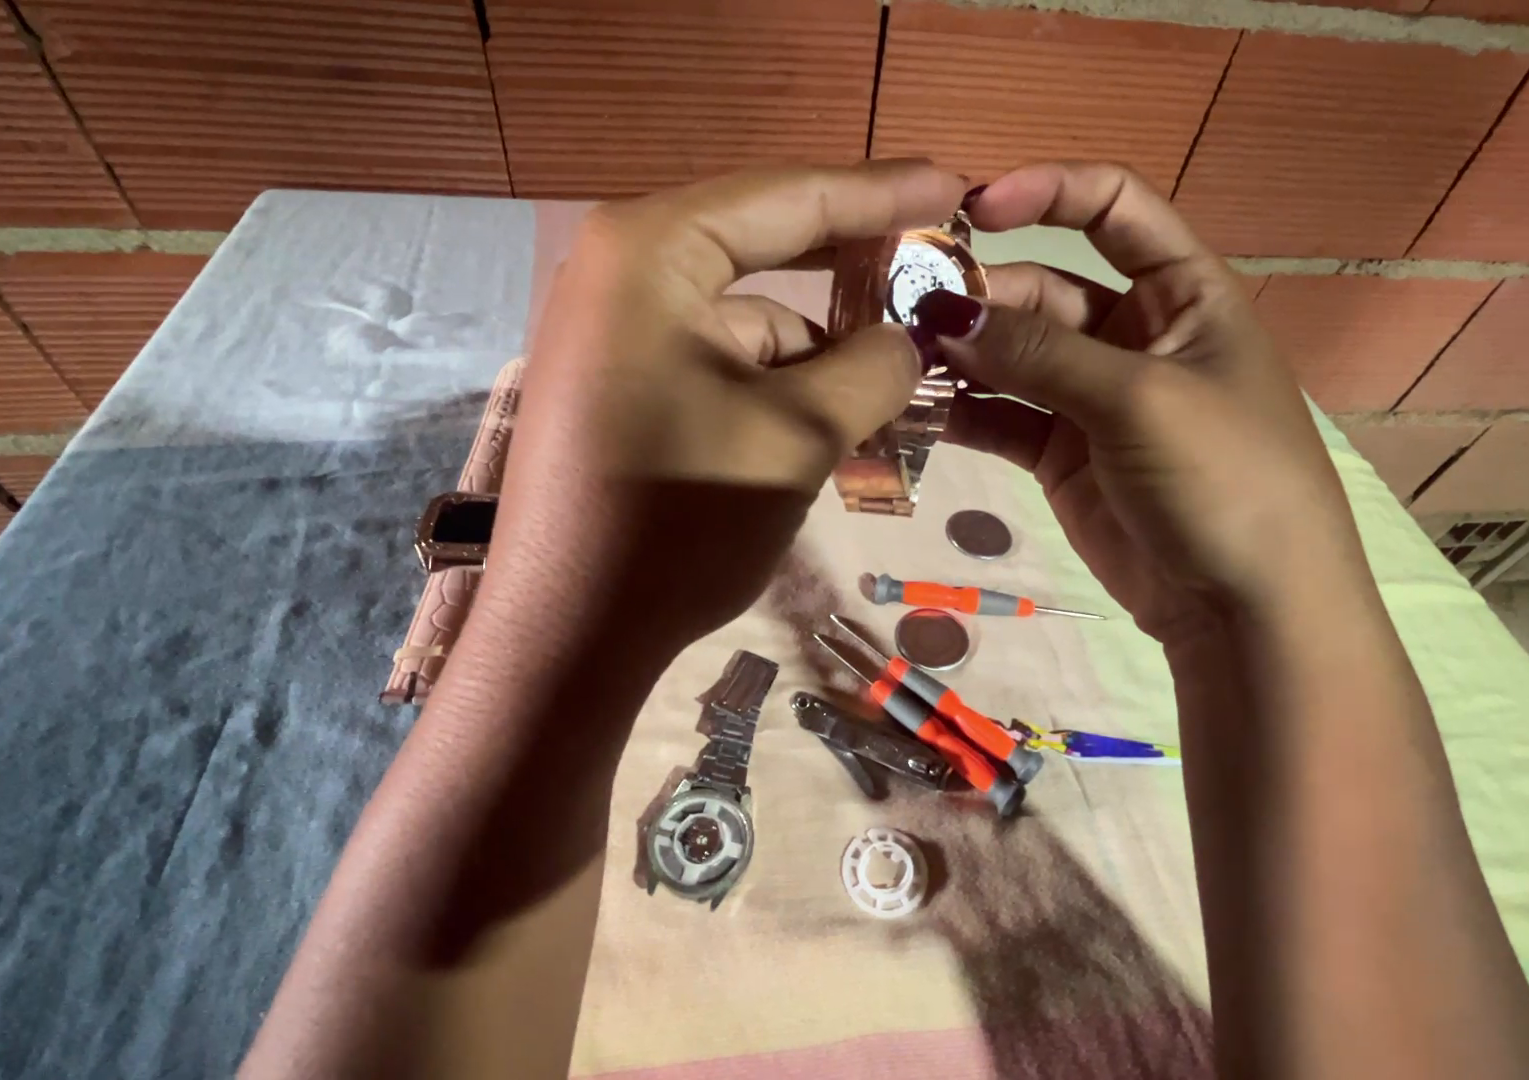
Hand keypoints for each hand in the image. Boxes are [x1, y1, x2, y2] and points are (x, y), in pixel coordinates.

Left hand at [483, 162, 967, 646]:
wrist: (572, 636)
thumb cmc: (681, 520)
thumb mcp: (797, 435)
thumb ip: (873, 368)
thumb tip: (909, 338)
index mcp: (651, 251)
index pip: (786, 197)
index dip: (880, 192)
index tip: (956, 184)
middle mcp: (621, 274)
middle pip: (762, 253)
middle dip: (849, 271)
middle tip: (932, 267)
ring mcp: (613, 336)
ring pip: (745, 324)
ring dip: (817, 355)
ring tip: (890, 392)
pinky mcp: (619, 391)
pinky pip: (718, 367)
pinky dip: (776, 390)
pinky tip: (826, 428)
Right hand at [923, 162, 1364, 639]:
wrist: (1244, 607)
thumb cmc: (1222, 476)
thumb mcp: (1137, 398)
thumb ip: (1039, 354)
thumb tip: (944, 311)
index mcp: (1182, 293)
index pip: (1114, 208)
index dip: (1047, 193)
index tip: (971, 207)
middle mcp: (1134, 335)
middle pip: (1044, 291)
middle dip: (980, 297)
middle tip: (905, 312)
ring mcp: (1092, 398)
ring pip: (1013, 359)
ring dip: (961, 357)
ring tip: (897, 360)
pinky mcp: (1061, 455)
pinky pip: (1002, 417)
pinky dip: (962, 412)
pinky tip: (914, 409)